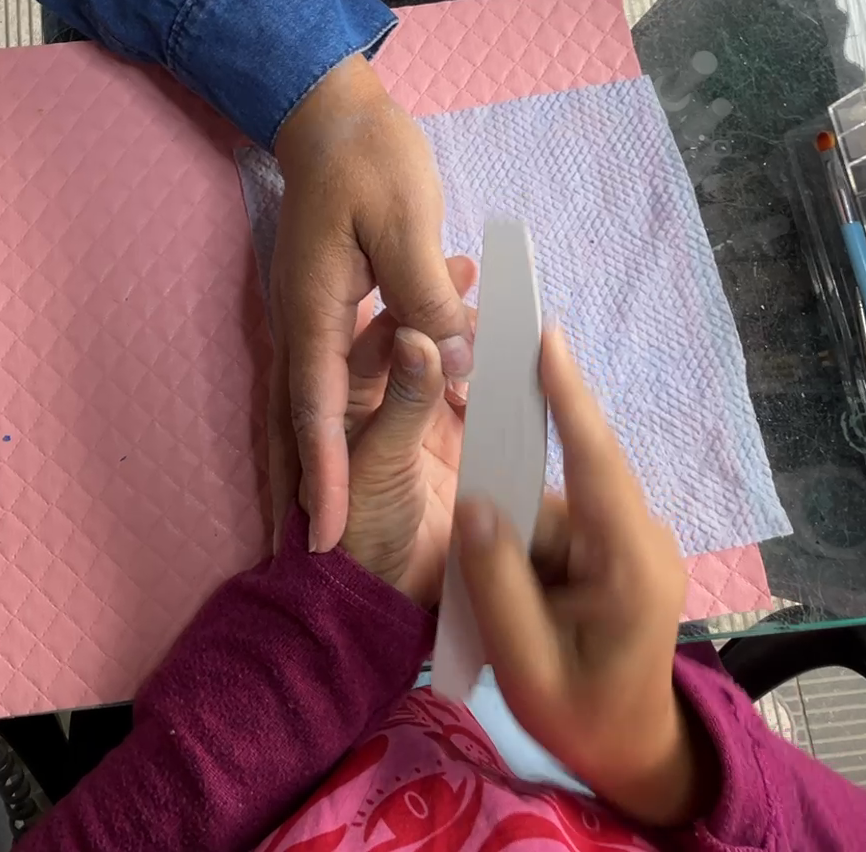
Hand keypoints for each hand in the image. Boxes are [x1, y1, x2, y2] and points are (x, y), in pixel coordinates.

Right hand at [270, 54, 472, 553]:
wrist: (330, 116)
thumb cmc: (367, 159)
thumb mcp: (404, 219)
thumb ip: (425, 295)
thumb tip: (453, 361)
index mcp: (314, 312)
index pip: (316, 409)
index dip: (323, 475)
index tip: (325, 535)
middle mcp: (302, 326)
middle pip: (296, 423)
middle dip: (304, 487)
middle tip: (311, 550)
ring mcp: (309, 319)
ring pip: (311, 405)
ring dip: (322, 459)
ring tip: (329, 516)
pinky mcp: (326, 309)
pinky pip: (336, 375)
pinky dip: (349, 413)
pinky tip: (381, 429)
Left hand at [338, 257, 476, 605]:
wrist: (390, 599)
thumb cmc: (363, 531)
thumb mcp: (381, 462)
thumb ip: (402, 401)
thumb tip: (418, 334)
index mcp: (347, 397)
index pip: (382, 334)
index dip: (414, 299)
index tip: (454, 267)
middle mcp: (382, 401)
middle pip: (420, 343)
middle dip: (448, 311)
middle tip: (478, 272)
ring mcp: (422, 422)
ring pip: (450, 368)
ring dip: (474, 343)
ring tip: (504, 313)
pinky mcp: (457, 449)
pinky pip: (480, 406)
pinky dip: (497, 386)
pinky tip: (518, 366)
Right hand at [453, 328, 713, 828]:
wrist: (632, 750)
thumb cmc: (582, 715)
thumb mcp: (525, 662)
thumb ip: (497, 582)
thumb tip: (474, 504)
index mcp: (630, 564)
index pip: (596, 464)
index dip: (570, 399)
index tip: (549, 339)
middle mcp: (637, 537)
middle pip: (569, 474)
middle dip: (519, 456)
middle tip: (481, 429)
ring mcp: (626, 539)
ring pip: (554, 497)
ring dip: (514, 512)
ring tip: (493, 556)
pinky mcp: (610, 544)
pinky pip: (556, 515)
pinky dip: (523, 527)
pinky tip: (507, 566)